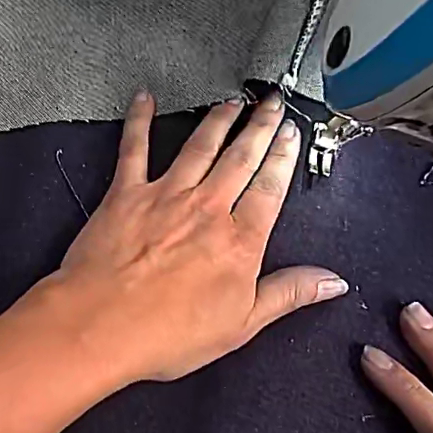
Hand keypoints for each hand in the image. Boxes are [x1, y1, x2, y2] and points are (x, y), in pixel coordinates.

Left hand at [28, 90, 348, 383]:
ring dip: (219, 119)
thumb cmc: (166, 333)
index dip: (284, 157)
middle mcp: (206, 208)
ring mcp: (166, 195)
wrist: (101, 326)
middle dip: (260, 126)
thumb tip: (332, 282)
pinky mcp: (127, 194)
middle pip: (241, 157)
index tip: (291, 135)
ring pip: (200, 146)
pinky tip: (146, 99)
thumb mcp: (241, 324)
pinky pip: (135, 147)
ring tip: (232, 102)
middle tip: (271, 104)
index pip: (271, 187)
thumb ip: (288, 294)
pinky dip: (140, 120)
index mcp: (238, 241)